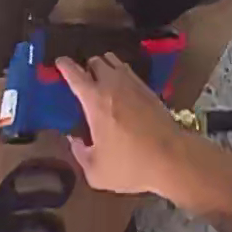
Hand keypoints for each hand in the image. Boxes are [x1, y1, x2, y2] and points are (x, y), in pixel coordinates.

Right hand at [57, 54, 205, 197]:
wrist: (172, 158)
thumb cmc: (131, 164)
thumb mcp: (97, 171)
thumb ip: (80, 154)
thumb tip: (74, 140)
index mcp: (94, 99)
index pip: (74, 73)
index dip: (64, 65)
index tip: (59, 63)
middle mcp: (111, 83)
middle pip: (95, 60)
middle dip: (86, 67)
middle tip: (84, 80)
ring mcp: (132, 82)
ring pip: (113, 61)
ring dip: (104, 67)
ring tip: (102, 81)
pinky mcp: (147, 88)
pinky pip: (128, 71)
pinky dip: (120, 74)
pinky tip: (122, 90)